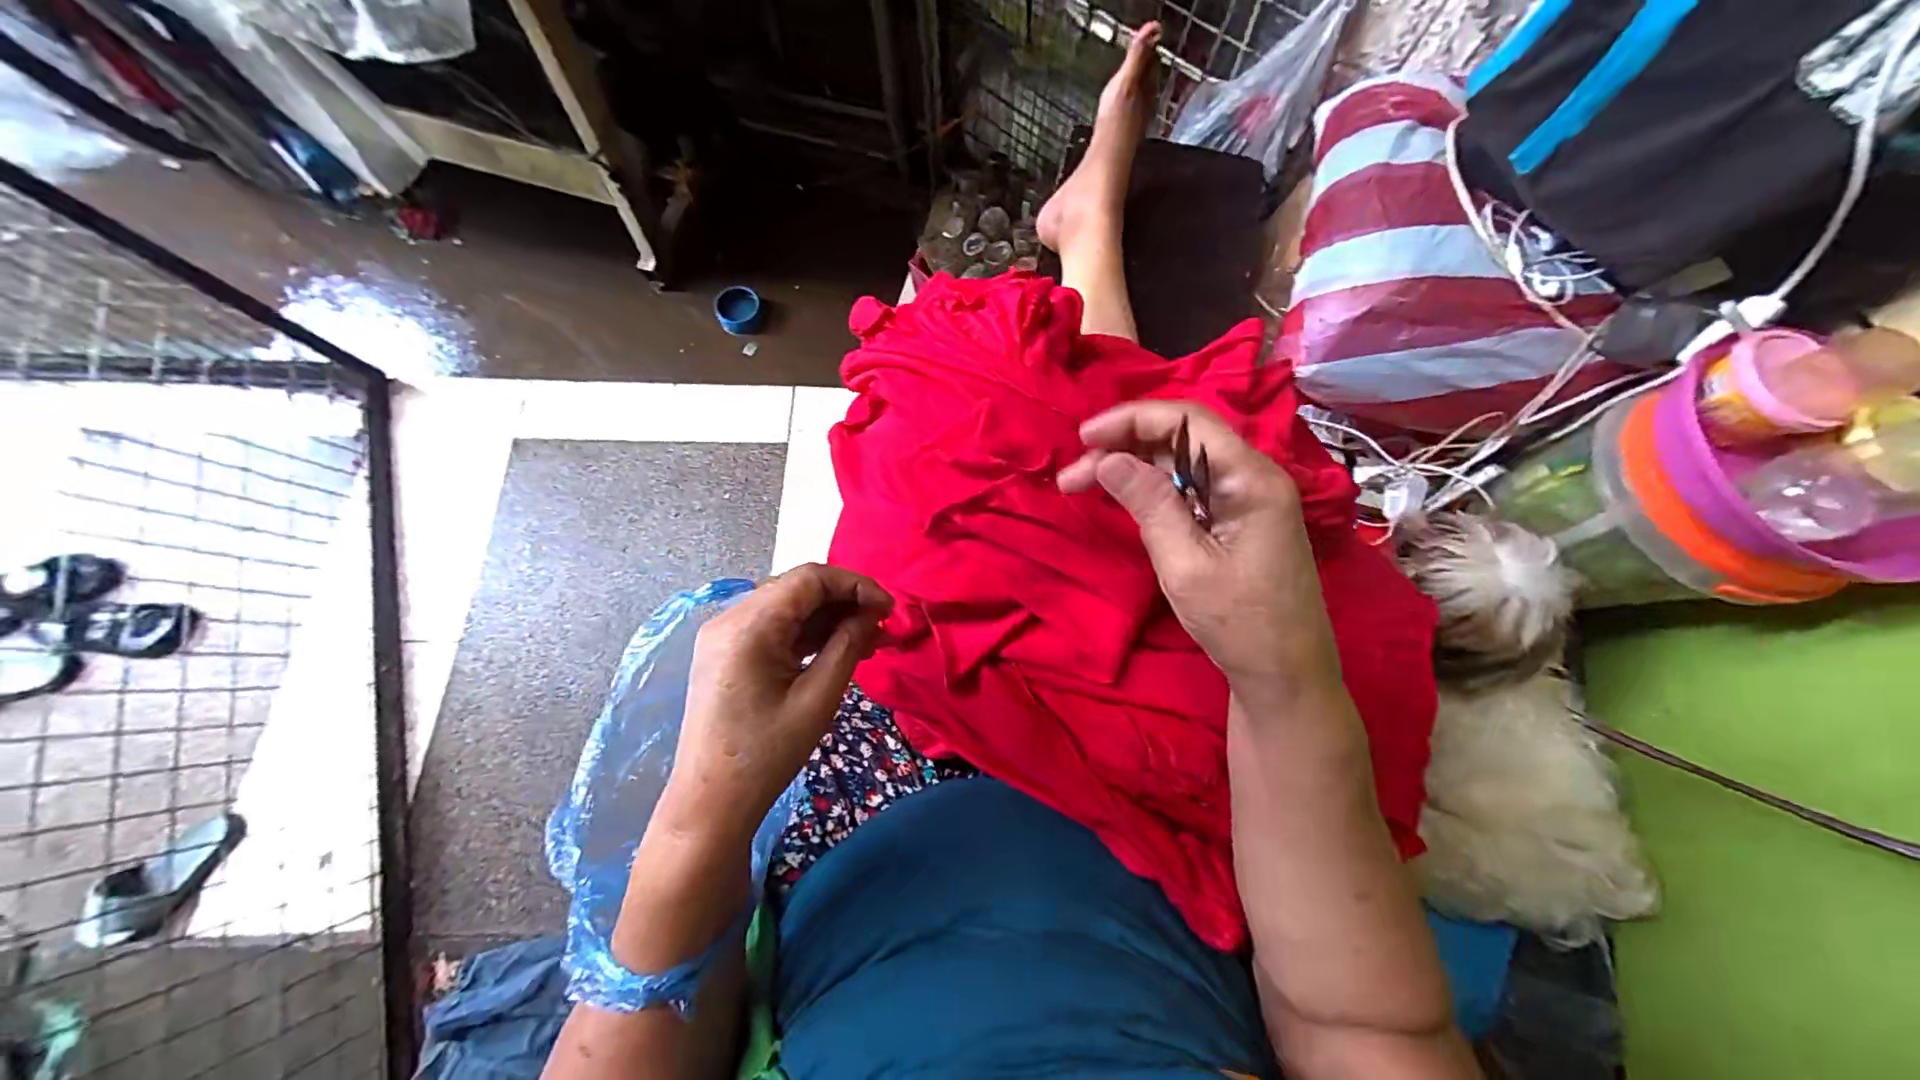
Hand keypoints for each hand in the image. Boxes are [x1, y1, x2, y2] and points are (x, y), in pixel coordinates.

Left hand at [665, 564, 892, 834]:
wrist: (710, 802)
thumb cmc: (767, 755)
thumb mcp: (818, 699)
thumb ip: (848, 645)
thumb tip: (873, 613)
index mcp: (749, 625)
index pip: (810, 578)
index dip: (856, 585)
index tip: (889, 609)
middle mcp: (729, 618)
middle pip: (797, 587)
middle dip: (844, 600)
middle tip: (882, 626)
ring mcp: (723, 634)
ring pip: (786, 605)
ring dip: (828, 616)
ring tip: (867, 640)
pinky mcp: (725, 652)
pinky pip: (772, 626)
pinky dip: (806, 632)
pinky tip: (836, 648)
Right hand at [1058, 401, 1341, 694]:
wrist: (1285, 675)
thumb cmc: (1240, 623)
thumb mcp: (1185, 564)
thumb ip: (1149, 504)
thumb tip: (1109, 459)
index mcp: (1251, 478)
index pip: (1187, 421)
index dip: (1131, 420)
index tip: (1084, 437)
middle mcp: (1252, 477)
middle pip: (1182, 439)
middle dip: (1123, 446)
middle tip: (1072, 474)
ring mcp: (1245, 499)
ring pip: (1181, 464)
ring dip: (1132, 467)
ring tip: (1083, 484)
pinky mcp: (1236, 520)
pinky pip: (1189, 489)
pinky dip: (1152, 488)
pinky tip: (1122, 496)